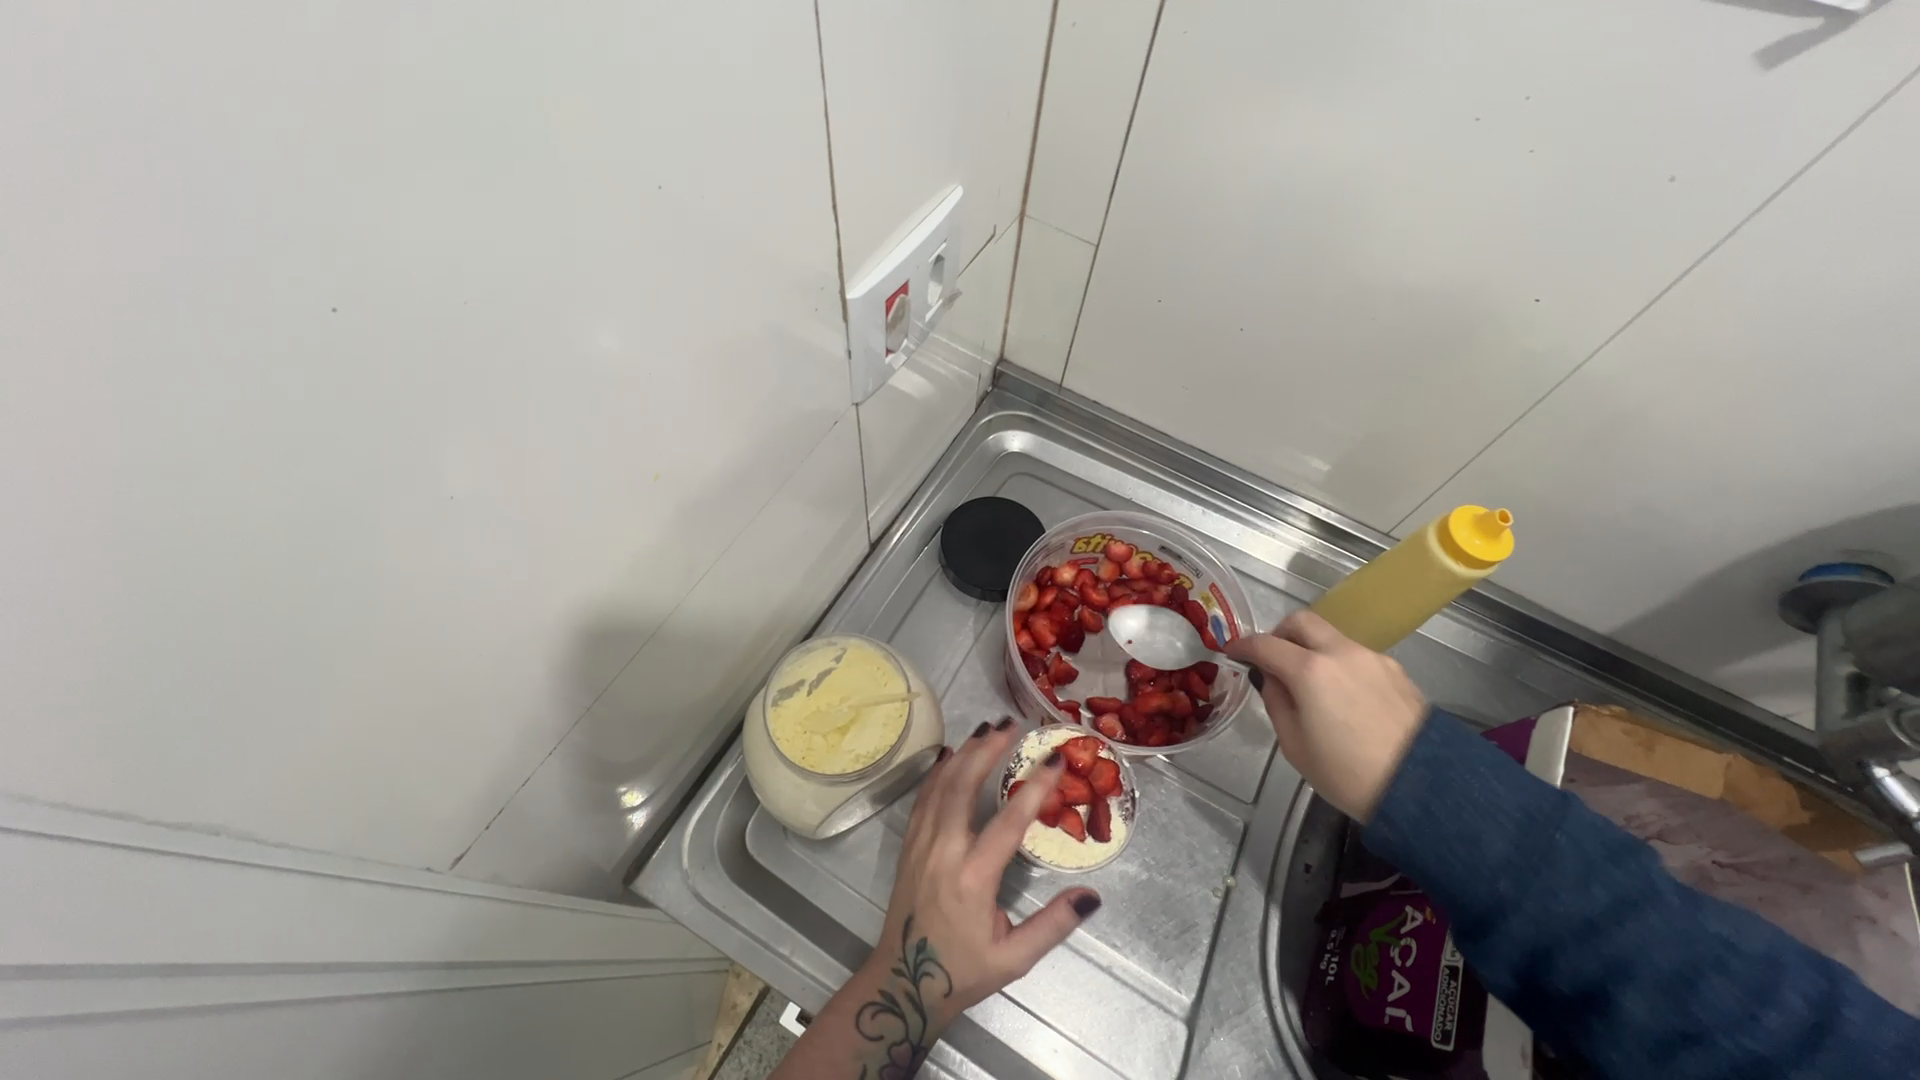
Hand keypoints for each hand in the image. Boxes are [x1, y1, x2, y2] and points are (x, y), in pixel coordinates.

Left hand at [876, 718, 1100, 1017]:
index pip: (1009, 822)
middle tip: (1012, 725)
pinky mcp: (909, 844)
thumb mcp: (1015, 959)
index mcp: (973, 878)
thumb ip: (1054, 925)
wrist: (902, 982)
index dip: (1034, 788)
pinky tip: (950, 754)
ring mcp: (921, 844)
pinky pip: (923, 796)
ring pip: (941, 785)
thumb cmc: (962, 970)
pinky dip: (938, 770)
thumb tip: (1092, 895)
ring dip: (965, 752)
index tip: (1054, 760)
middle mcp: (943, 851)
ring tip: (988, 728)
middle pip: (965, 786)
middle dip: (989, 750)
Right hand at [1224, 611, 1427, 821]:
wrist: (1422, 787)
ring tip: (1309, 684)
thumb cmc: (1347, 773)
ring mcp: (1372, 658)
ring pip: (1332, 638)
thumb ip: (1277, 702)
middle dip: (1279, 633)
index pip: (1265, 645)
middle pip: (1302, 622)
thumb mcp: (1294, 744)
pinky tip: (1342, 697)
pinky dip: (1338, 665)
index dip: (1243, 646)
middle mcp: (1341, 653)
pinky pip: (1355, 657)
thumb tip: (1272, 679)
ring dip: (1312, 649)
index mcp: (1310, 671)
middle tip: (1271, 658)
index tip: (1232, 652)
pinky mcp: (1395, 671)